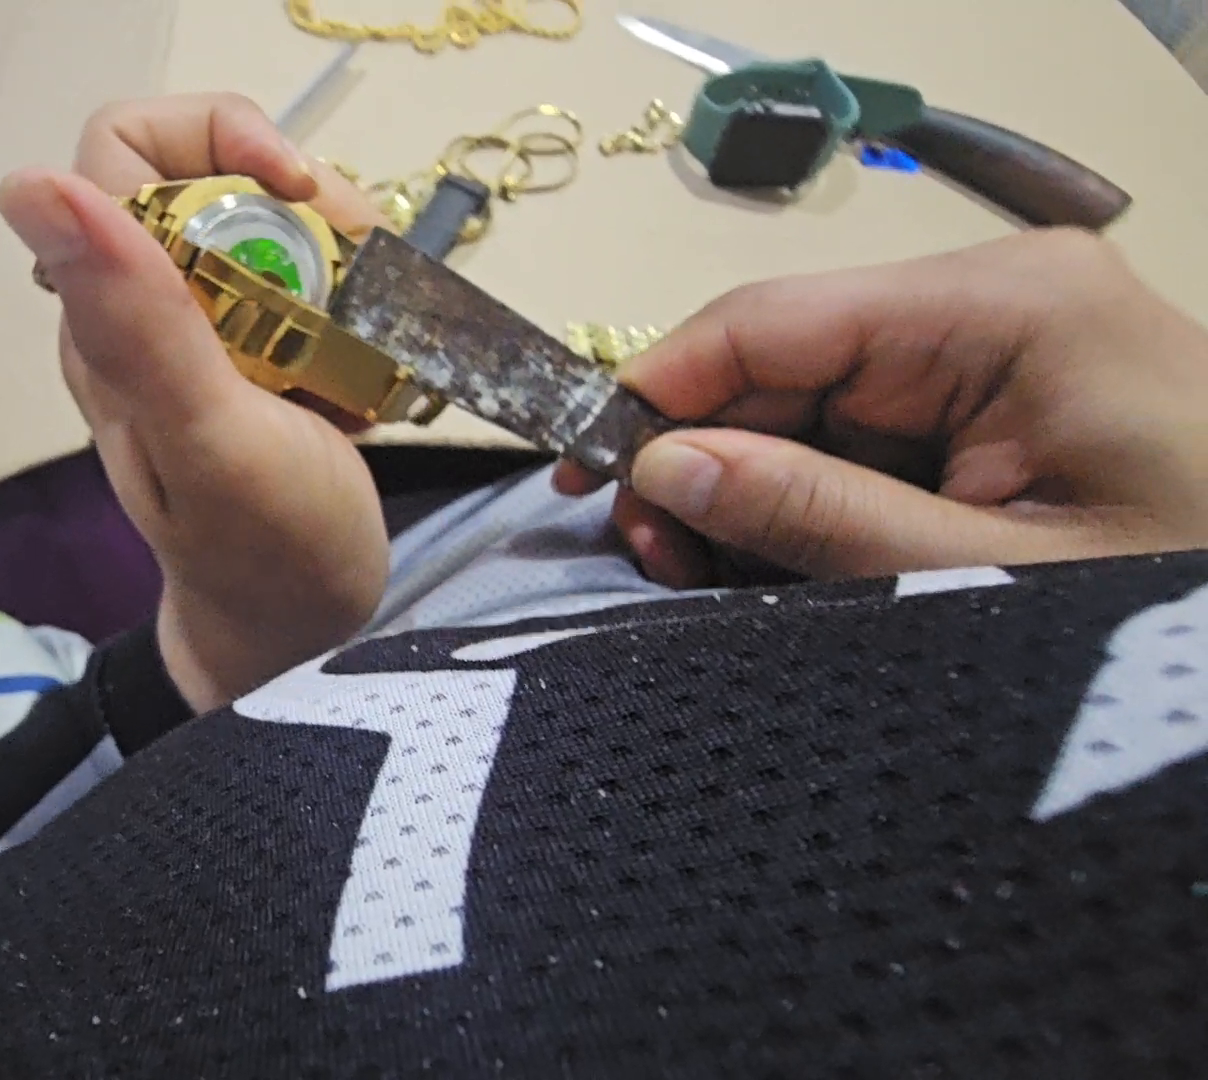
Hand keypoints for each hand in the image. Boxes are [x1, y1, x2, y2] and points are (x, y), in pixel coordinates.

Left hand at [0, 94, 390, 711]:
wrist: (302, 622)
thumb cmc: (267, 552)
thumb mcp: (213, 444)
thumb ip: (139, 331)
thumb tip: (33, 187)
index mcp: (109, 323)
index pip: (122, 157)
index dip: (209, 140)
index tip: (297, 193)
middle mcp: (141, 315)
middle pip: (208, 176)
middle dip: (297, 198)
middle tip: (360, 263)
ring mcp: (200, 335)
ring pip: (264, 222)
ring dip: (335, 249)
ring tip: (373, 328)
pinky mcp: (252, 356)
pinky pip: (300, 278)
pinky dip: (349, 294)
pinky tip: (365, 363)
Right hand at [558, 229, 1207, 586]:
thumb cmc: (1182, 606)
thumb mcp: (979, 568)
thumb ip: (811, 513)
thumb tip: (661, 465)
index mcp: (991, 311)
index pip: (758, 322)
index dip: (647, 390)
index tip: (579, 467)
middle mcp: (961, 317)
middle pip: (753, 376)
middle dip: (685, 467)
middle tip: (652, 555)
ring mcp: (950, 367)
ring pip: (769, 421)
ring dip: (715, 500)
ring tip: (698, 573)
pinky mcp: (941, 417)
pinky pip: (810, 454)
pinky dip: (762, 514)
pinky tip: (751, 564)